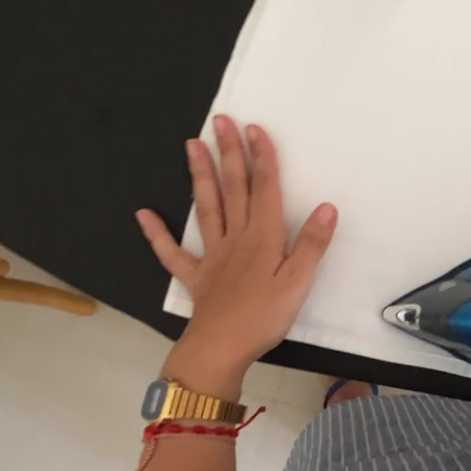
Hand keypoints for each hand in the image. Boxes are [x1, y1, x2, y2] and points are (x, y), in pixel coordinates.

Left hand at [136, 116, 337, 394]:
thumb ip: (312, 244)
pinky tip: (144, 214)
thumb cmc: (264, 316)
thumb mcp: (299, 282)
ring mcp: (212, 255)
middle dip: (229, 152)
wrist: (220, 349)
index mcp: (264, 237)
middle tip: (221, 121)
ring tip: (192, 145)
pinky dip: (157, 233)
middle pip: (233, 188)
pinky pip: (172, 252)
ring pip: (206, 207)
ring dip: (200, 175)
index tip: (255, 128)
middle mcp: (236, 237)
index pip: (265, 188)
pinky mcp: (196, 276)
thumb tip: (326, 207)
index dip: (262, 157)